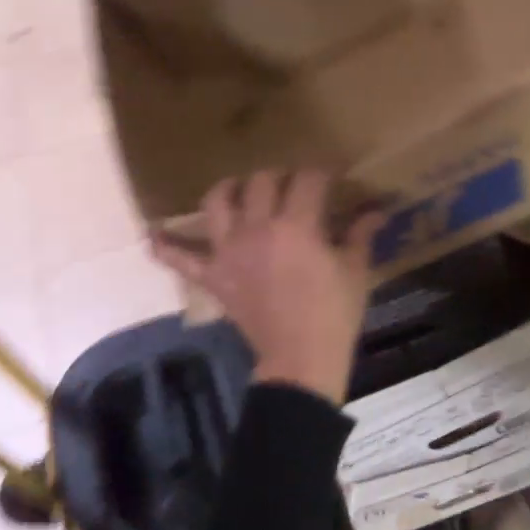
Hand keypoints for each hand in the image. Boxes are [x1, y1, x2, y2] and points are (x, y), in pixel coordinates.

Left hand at [149, 170, 380, 404]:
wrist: (301, 358)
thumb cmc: (335, 314)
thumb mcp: (355, 271)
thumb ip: (360, 235)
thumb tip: (376, 211)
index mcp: (297, 224)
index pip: (308, 180)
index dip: (323, 172)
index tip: (333, 175)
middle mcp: (257, 228)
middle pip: (261, 183)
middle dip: (280, 177)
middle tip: (293, 187)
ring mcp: (229, 252)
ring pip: (217, 203)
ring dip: (227, 190)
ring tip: (238, 190)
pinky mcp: (214, 277)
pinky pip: (180, 260)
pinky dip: (165, 247)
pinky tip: (153, 234)